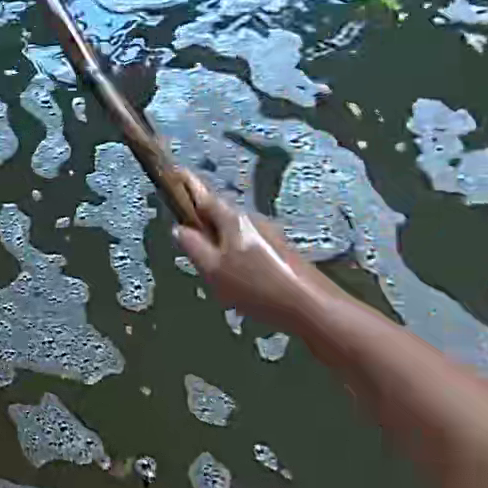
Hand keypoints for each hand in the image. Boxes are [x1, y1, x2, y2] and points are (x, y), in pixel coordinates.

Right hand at [171, 170, 341, 333]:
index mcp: (232, 218)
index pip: (201, 195)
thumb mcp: (212, 268)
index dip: (184, 187)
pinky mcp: (282, 253)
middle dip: (202, 229)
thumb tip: (179, 228)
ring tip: (220, 279)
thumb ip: (191, 245)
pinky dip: (239, 260)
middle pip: (217, 217)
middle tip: (195, 256)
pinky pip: (250, 248)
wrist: (315, 309)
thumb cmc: (256, 285)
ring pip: (233, 235)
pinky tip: (243, 286)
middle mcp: (252, 219)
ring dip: (221, 248)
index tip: (171, 177)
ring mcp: (270, 235)